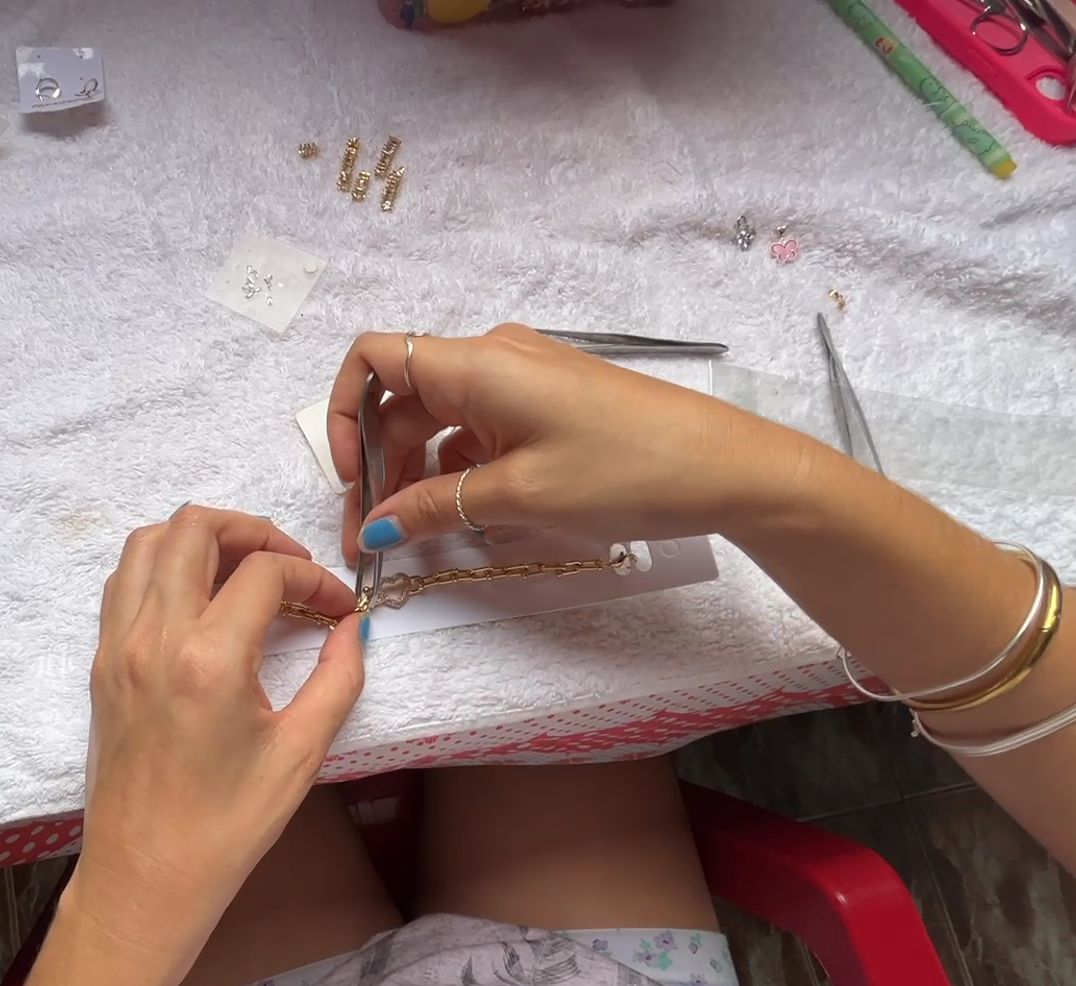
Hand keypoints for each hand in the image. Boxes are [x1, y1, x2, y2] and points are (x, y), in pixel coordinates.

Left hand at [75, 506, 364, 965]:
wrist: (145, 878)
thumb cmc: (227, 825)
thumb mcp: (300, 753)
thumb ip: (338, 678)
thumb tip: (354, 627)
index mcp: (209, 658)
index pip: (266, 572)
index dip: (313, 577)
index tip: (337, 606)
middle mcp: (154, 635)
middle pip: (195, 527)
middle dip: (251, 529)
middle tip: (287, 563)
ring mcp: (117, 643)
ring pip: (148, 542)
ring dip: (200, 538)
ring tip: (241, 568)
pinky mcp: (100, 660)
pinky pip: (124, 581)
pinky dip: (162, 564)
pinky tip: (196, 596)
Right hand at [327, 324, 824, 560]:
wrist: (731, 468)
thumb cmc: (624, 469)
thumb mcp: (517, 494)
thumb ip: (434, 508)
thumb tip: (374, 528)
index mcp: (476, 364)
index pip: (374, 359)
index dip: (343, 413)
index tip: (349, 475)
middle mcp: (488, 362)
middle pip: (401, 405)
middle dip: (377, 467)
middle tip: (372, 535)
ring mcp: (516, 385)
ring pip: (435, 425)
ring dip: (413, 476)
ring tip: (411, 535)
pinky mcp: (539, 409)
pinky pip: (473, 436)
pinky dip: (454, 474)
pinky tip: (460, 517)